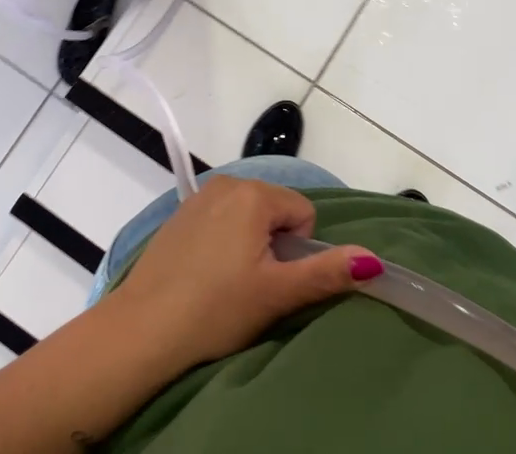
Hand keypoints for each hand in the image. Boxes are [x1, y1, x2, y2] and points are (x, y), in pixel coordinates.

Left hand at [105, 176, 379, 369]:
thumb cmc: (216, 310)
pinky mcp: (177, 217)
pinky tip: (205, 278)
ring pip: (246, 218)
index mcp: (254, 194)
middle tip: (251, 286)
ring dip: (248, 246)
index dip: (296, 251)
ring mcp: (198, 198)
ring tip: (227, 285)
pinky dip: (221, 245)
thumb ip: (327, 272)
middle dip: (273, 246)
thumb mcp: (278, 294)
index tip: (272, 279)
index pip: (303, 213)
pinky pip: (219, 222)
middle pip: (275, 211)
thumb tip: (373, 259)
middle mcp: (226, 183)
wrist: (141, 331)